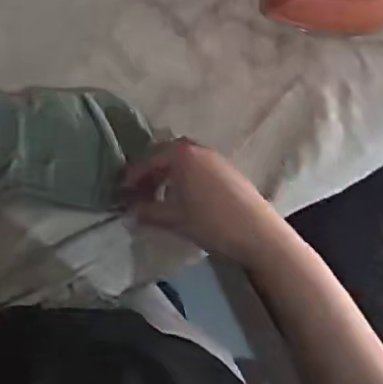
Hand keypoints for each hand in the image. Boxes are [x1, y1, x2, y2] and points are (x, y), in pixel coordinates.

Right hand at [123, 138, 282, 263]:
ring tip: (161, 197)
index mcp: (180, 153)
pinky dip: (185, 179)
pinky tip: (186, 198)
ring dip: (168, 176)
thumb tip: (130, 212)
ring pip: (182, 162)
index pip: (147, 161)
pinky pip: (198, 168)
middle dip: (150, 174)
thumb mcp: (174, 218)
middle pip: (164, 156)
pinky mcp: (229, 170)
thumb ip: (148, 212)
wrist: (261, 235)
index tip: (121, 191)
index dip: (133, 177)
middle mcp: (196, 148)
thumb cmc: (212, 222)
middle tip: (139, 193)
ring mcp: (215, 157)